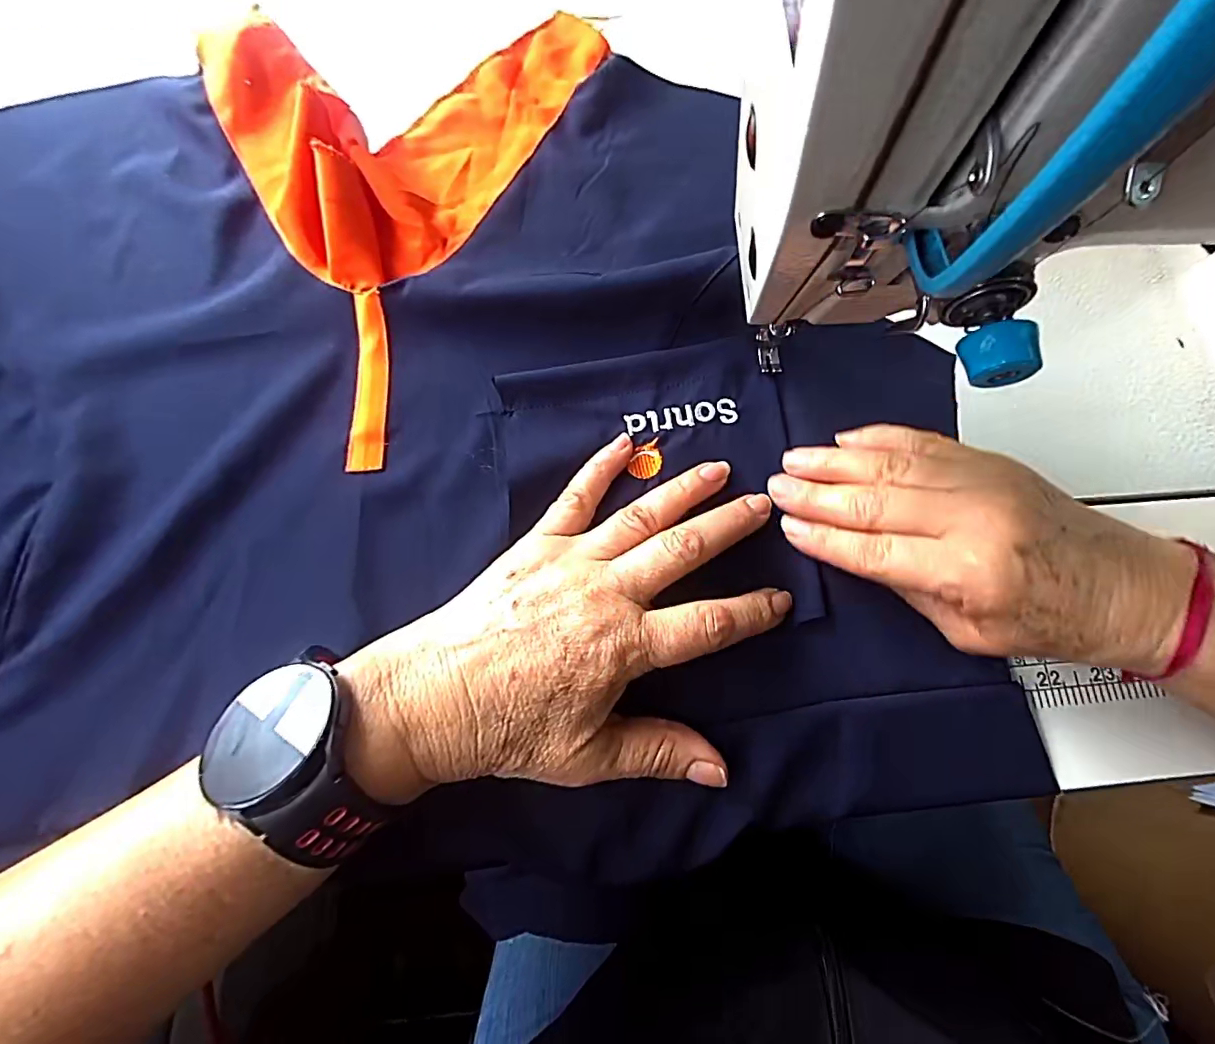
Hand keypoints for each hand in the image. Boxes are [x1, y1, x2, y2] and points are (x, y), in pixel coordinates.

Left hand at [341, 435, 790, 802]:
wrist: (433, 697)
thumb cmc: (507, 730)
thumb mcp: (587, 757)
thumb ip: (658, 752)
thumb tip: (721, 771)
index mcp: (625, 645)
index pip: (707, 624)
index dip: (751, 611)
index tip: (781, 597)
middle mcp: (606, 593)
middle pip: (682, 552)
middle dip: (728, 527)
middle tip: (763, 506)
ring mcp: (570, 561)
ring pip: (639, 517)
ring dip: (682, 491)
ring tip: (718, 470)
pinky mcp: (535, 545)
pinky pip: (574, 498)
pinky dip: (600, 467)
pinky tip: (625, 443)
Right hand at [767, 425, 1193, 672]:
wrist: (1123, 587)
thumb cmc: (1053, 618)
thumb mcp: (966, 630)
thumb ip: (906, 586)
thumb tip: (854, 552)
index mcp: (967, 572)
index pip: (871, 548)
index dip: (822, 537)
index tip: (790, 526)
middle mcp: (973, 519)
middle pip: (872, 500)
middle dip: (816, 493)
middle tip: (780, 487)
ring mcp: (984, 482)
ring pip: (889, 464)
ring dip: (835, 461)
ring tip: (797, 460)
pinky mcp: (990, 463)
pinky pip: (922, 442)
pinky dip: (878, 438)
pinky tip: (846, 439)